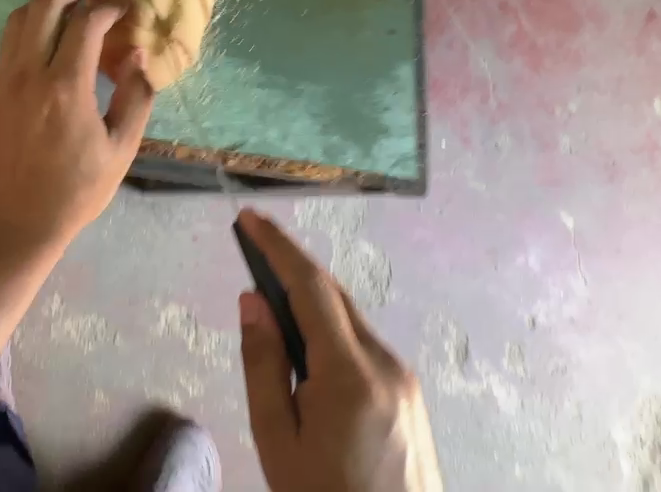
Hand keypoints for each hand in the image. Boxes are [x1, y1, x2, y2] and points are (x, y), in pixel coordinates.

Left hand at [0, 0, 154, 249]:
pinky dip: (28, 27)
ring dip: (45, 1)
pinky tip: (46, 38)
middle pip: (45, 5)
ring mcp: (2, 79)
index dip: (108, 6)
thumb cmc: (74, 190)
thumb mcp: (120, 151)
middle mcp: (29, 74)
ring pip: (19, 18)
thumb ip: (135, 98)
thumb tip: (136, 54)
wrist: (12, 220)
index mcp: (66, 89)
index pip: (86, 23)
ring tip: (70, 3)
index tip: (124, 6)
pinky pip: (7, 42)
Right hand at [238, 209, 443, 491]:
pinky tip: (307, 346)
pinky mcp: (411, 399)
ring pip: (349, 320)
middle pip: (334, 297)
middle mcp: (388, 365)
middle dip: (292, 267)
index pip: (310, 287)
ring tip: (272, 300)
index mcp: (352, 374)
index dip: (277, 247)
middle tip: (251, 248)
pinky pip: (363, 345)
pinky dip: (330, 329)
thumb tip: (253, 301)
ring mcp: (406, 383)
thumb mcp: (278, 440)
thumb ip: (264, 364)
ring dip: (310, 300)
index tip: (249, 219)